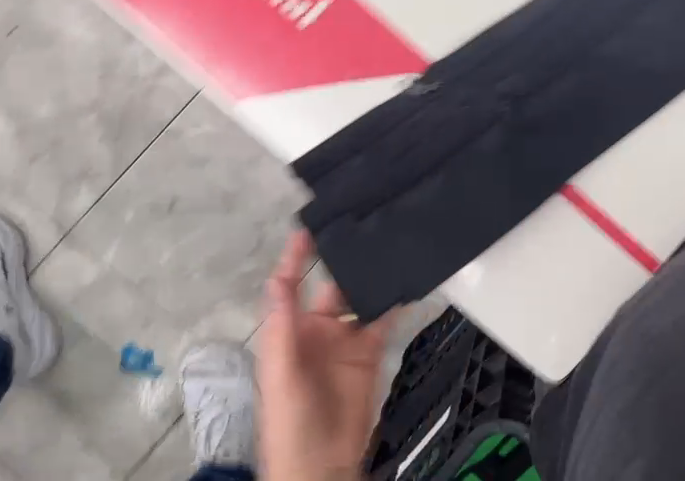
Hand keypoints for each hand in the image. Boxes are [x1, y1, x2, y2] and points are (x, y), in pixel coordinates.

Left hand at [257, 230, 393, 480]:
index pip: (289, 286)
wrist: (320, 466)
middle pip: (332, 286)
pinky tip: (406, 284)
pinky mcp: (370, 351)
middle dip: (346, 261)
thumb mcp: (279, 377)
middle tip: (367, 230)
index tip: (309, 227)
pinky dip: (396, 301)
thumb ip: (282, 330)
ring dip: (373, 279)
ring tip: (390, 250)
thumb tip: (278, 283)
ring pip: (361, 298)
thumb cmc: (288, 426)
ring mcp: (345, 340)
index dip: (296, 258)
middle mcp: (317, 330)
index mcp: (289, 332)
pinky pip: (383, 319)